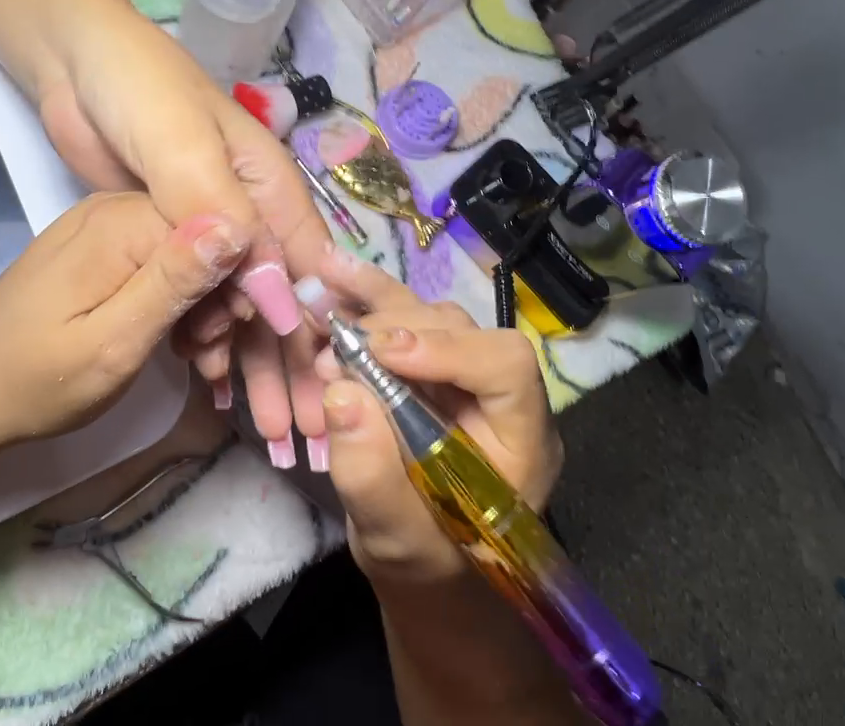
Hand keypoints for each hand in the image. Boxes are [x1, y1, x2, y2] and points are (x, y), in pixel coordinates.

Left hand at [0, 192, 246, 449]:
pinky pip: (164, 264)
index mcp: (123, 222)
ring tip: (198, 358)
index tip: (235, 333)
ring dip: (207, 306)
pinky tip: (179, 344)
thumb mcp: (113, 342)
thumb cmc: (35, 380)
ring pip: (191, 255)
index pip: (220, 224)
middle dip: (226, 296)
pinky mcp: (104, 250)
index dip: (243, 278)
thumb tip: (236, 224)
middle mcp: (119, 210)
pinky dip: (180, 304)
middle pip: (208, 238)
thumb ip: (175, 282)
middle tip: (212, 355)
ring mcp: (109, 228)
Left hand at [35, 11, 335, 459]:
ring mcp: (203, 223)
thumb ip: (219, 219)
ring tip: (256, 418)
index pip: (300, 267)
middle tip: (298, 431)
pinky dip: (202, 331)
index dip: (311, 331)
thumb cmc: (134, 94)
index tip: (321, 394)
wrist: (68, 61)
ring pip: (234, 299)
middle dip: (286, 359)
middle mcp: (243, 207)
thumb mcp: (179, 150)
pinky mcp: (166, 235)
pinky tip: (204, 373)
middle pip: (273, 294)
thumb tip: (275, 290)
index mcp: (262, 184)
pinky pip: (193, 293)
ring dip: (246, 354)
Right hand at [304, 248, 563, 587]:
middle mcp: (498, 392)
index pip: (506, 367)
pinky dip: (363, 301)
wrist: (429, 566)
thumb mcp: (396, 539)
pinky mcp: (428, 364)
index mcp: (521, 437)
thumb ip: (374, 478)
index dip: (448, 349)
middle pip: (462, 331)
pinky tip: (329, 278)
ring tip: (323, 307)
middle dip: (396, 331)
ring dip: (375, 308)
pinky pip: (400, 319)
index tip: (383, 352)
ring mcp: (463, 372)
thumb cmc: (428, 563)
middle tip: (336, 349)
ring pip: (429, 315)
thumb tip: (343, 395)